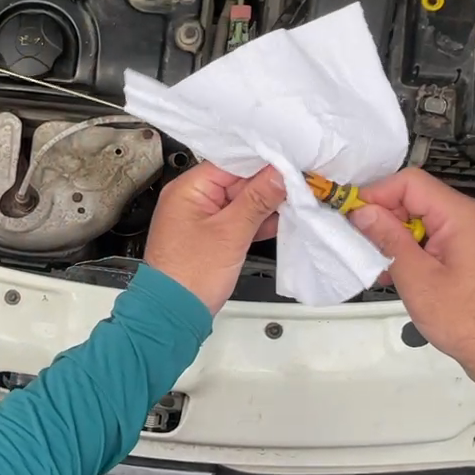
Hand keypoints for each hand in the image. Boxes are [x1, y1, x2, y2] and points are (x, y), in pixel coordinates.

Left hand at [144, 163, 285, 313]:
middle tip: (301, 182)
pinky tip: (281, 220)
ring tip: (297, 200)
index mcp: (187, 189)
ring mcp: (200, 217)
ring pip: (240, 200)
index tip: (293, 162)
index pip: (232, 161)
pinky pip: (237, 219)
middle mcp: (190, 198)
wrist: (173, 313)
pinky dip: (257, 220)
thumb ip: (258, 200)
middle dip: (269, 182)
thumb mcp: (230, 233)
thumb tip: (280, 174)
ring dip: (266, 203)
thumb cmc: (188, 276)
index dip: (264, 161)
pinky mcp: (209, 235)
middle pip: (238, 179)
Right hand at [348, 168, 474, 391]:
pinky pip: (445, 236)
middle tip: (363, 245)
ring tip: (385, 266)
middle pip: (421, 199)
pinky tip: (406, 273)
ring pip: (430, 219)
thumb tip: (363, 212)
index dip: (376, 195)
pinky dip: (420, 248)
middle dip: (388, 218)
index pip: (412, 183)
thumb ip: (388, 239)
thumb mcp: (416, 278)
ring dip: (402, 236)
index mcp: (466, 218)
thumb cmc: (469, 322)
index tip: (351, 215)